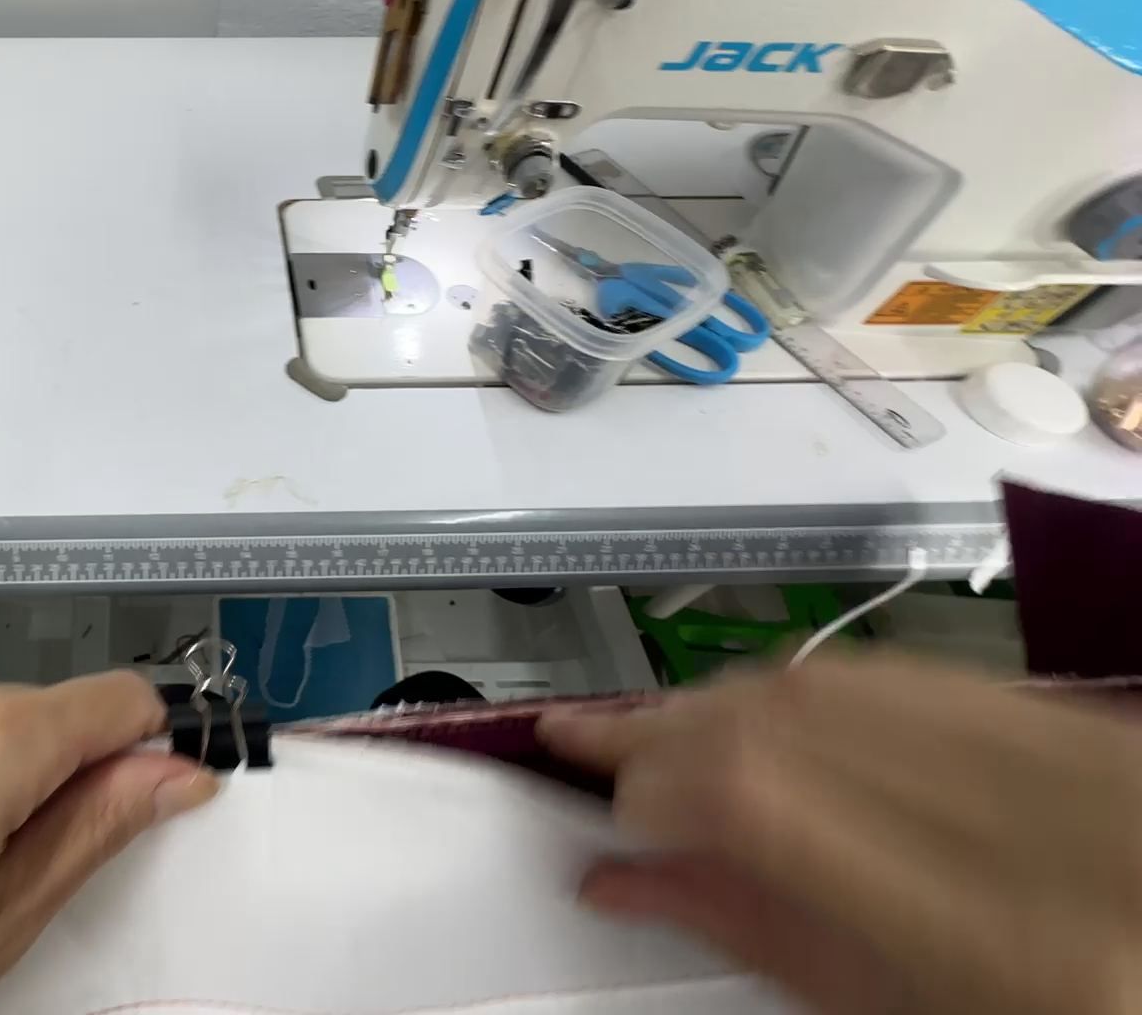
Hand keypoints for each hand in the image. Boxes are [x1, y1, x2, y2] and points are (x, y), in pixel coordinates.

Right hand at [538, 658, 1141, 1014]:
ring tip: (655, 728)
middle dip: (652, 728)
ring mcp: (1066, 759)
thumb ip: (745, 933)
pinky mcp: (1069, 720)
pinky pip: (885, 670)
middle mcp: (1040, 829)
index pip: (750, 800)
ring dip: (708, 701)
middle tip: (583, 734)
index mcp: (1003, 947)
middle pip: (770, 724)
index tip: (596, 790)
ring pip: (815, 682)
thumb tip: (610, 876)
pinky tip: (746, 704)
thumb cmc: (1045, 1008)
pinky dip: (786, 681)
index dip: (645, 780)